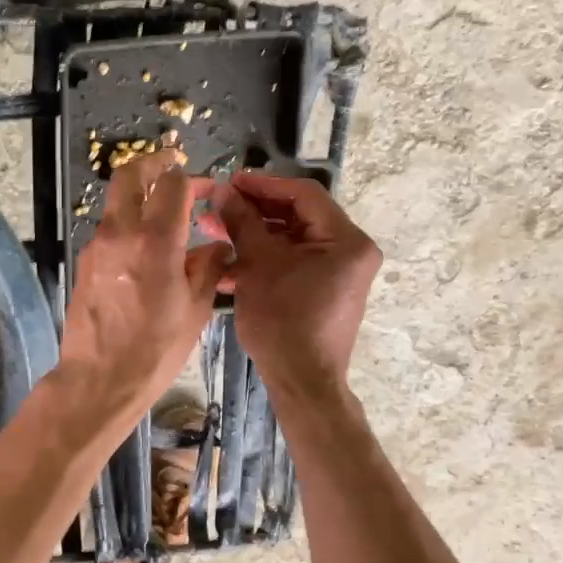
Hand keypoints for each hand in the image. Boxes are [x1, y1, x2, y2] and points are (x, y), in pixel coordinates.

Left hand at [57, 154, 230, 419]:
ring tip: (165, 215)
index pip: (171, 184)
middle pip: (129, 175)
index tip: (206, 188)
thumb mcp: (196, 308)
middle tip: (172, 166)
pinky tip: (146, 250)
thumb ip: (208, 267)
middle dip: (152, 164)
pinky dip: (127, 226)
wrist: (99, 378)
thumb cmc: (155, 349)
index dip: (192, 179)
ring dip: (139, 197)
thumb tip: (216, 246)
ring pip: (116, 203)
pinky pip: (109, 231)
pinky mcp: (85, 263)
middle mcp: (120, 233)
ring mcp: (96, 247)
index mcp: (155, 240)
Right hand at [208, 174, 380, 401]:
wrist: (301, 380)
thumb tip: (222, 189)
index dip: (263, 185)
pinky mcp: (321, 291)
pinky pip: (290, 263)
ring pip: (289, 241)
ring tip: (213, 233)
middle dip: (252, 212)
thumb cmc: (284, 320)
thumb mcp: (258, 264)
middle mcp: (349, 251)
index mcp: (347, 240)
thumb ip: (242, 221)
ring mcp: (336, 273)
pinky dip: (261, 260)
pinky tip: (227, 264)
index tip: (228, 181)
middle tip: (216, 207)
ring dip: (251, 236)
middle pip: (296, 216)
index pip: (304, 195)